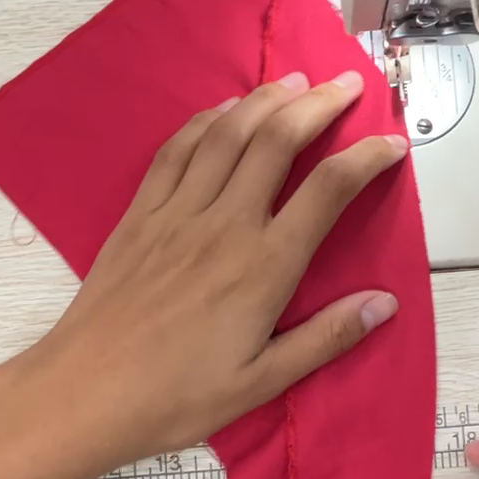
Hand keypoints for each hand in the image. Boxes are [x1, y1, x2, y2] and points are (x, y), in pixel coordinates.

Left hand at [0, 70, 407, 478]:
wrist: (86, 393)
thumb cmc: (178, 396)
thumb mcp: (264, 381)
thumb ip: (327, 337)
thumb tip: (383, 303)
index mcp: (263, 267)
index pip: (327, 191)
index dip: (366, 158)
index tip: (391, 142)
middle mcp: (223, 226)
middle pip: (277, 142)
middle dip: (318, 105)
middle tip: (346, 85)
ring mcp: (176, 213)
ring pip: (227, 134)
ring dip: (265, 100)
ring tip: (294, 82)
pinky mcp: (140, 215)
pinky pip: (176, 150)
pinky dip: (206, 120)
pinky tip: (224, 110)